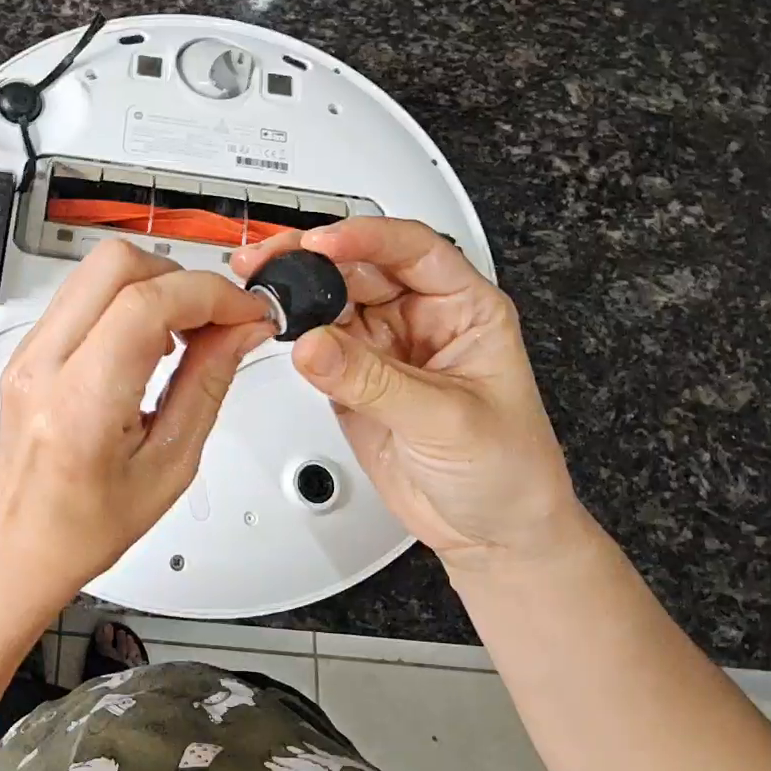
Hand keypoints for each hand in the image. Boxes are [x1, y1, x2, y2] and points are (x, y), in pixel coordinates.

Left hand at [0, 240, 273, 599]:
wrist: (17, 542)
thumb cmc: (81, 525)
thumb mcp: (169, 466)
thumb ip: (207, 385)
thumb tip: (240, 330)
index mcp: (79, 404)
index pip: (146, 303)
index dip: (210, 295)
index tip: (246, 312)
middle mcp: (44, 365)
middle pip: (117, 263)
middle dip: (182, 277)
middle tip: (217, 318)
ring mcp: (30, 351)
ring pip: (99, 269)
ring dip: (156, 285)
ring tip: (189, 332)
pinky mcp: (30, 347)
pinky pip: (85, 293)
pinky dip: (130, 299)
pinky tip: (153, 340)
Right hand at [231, 219, 583, 570]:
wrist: (490, 532)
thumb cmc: (508, 472)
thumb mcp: (447, 420)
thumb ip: (374, 381)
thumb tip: (313, 344)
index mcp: (463, 308)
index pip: (413, 250)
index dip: (366, 238)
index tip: (322, 244)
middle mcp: (420, 317)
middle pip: (359, 267)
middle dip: (312, 260)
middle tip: (271, 261)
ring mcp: (383, 345)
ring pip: (330, 299)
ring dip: (294, 293)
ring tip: (261, 294)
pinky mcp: (351, 374)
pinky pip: (314, 340)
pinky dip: (289, 331)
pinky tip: (271, 326)